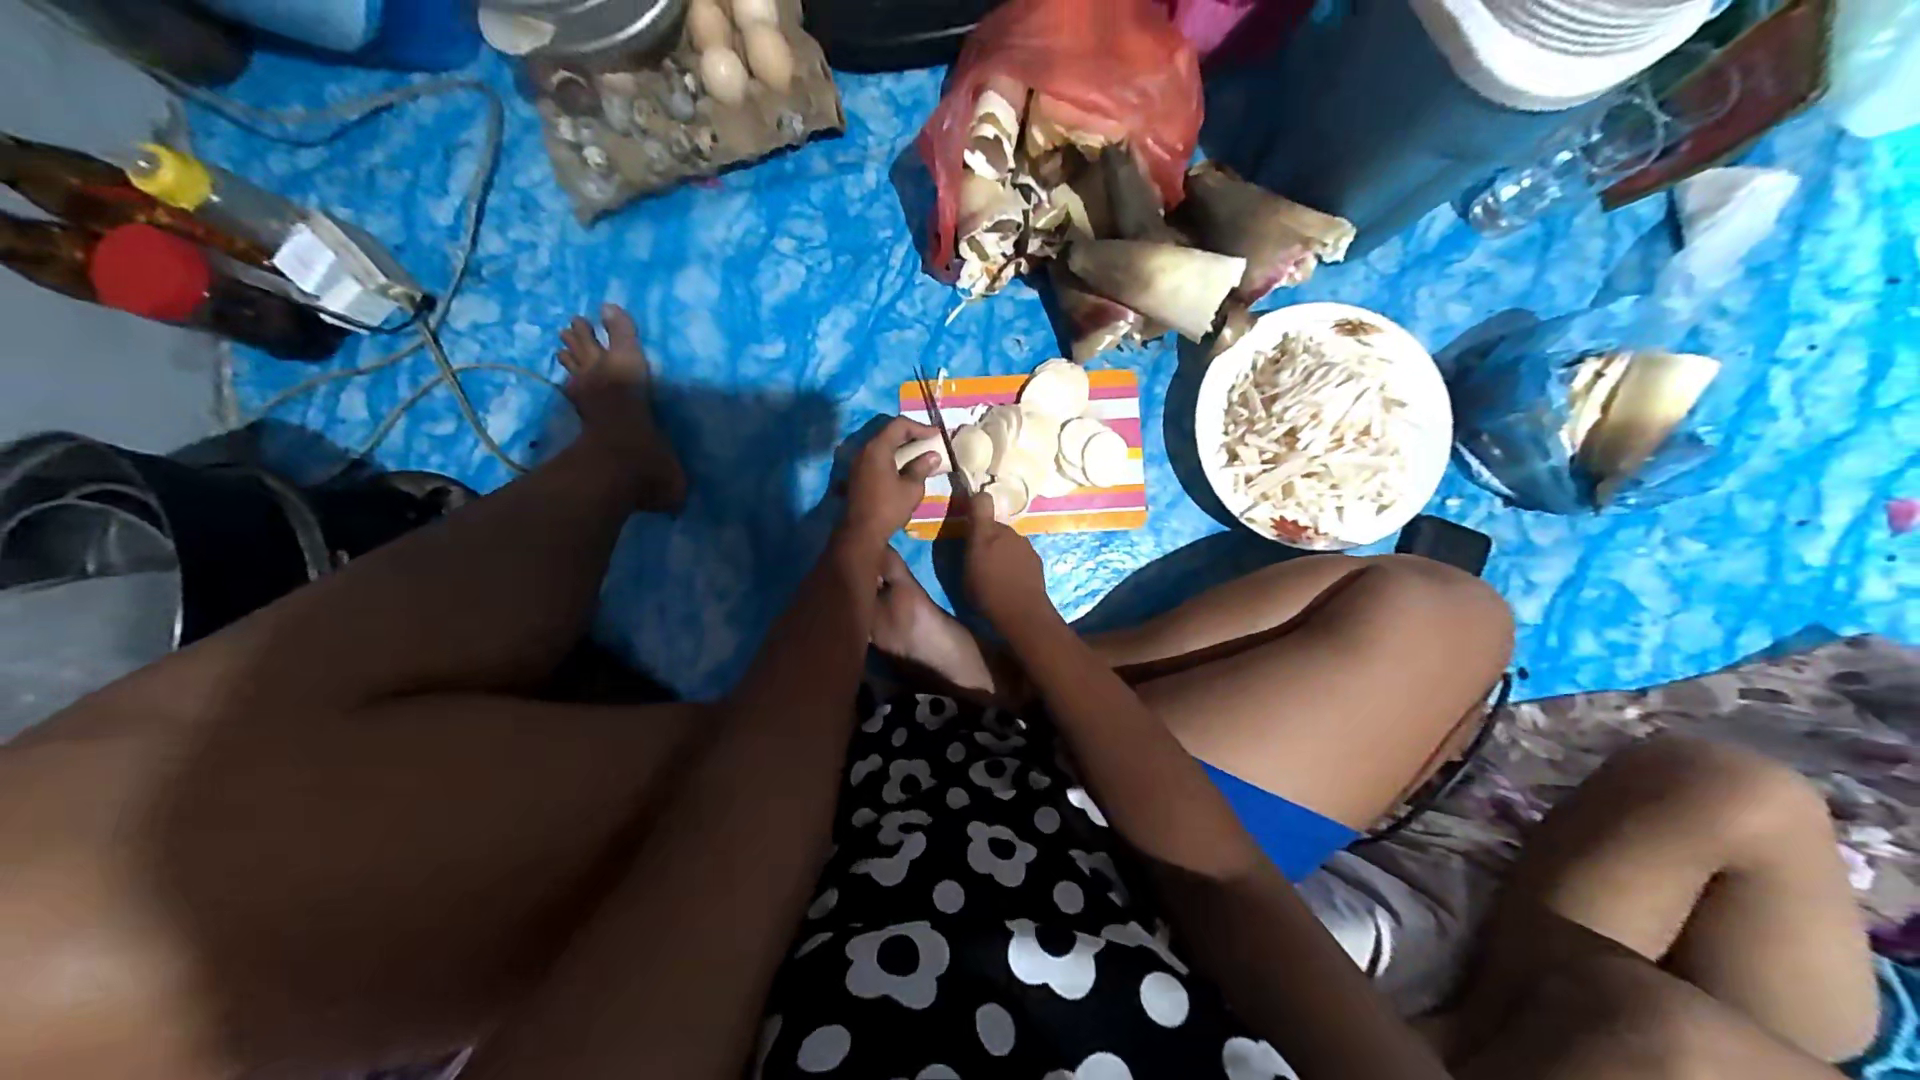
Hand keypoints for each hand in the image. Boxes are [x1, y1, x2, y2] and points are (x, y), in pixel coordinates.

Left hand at [844, 416, 941, 549]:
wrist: (861, 533)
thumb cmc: (888, 508)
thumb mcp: (911, 488)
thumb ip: (921, 468)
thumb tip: (933, 455)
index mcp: (877, 448)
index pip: (899, 425)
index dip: (920, 427)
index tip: (936, 435)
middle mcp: (864, 450)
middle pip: (888, 431)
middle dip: (910, 434)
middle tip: (928, 441)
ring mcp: (858, 462)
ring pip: (881, 444)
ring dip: (900, 445)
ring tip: (919, 453)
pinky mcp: (857, 474)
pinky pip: (876, 456)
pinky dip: (891, 455)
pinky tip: (903, 466)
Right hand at [963, 492, 1055, 631]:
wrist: (1022, 612)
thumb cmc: (986, 594)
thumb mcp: (964, 574)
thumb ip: (967, 550)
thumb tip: (969, 539)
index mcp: (985, 534)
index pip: (982, 501)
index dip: (977, 503)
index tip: (971, 513)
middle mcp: (1006, 532)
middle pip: (995, 526)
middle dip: (988, 536)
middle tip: (981, 558)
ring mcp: (1024, 544)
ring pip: (1009, 540)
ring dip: (1003, 549)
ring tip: (998, 572)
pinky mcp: (1036, 557)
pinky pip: (1020, 553)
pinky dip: (1016, 560)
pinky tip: (1012, 579)